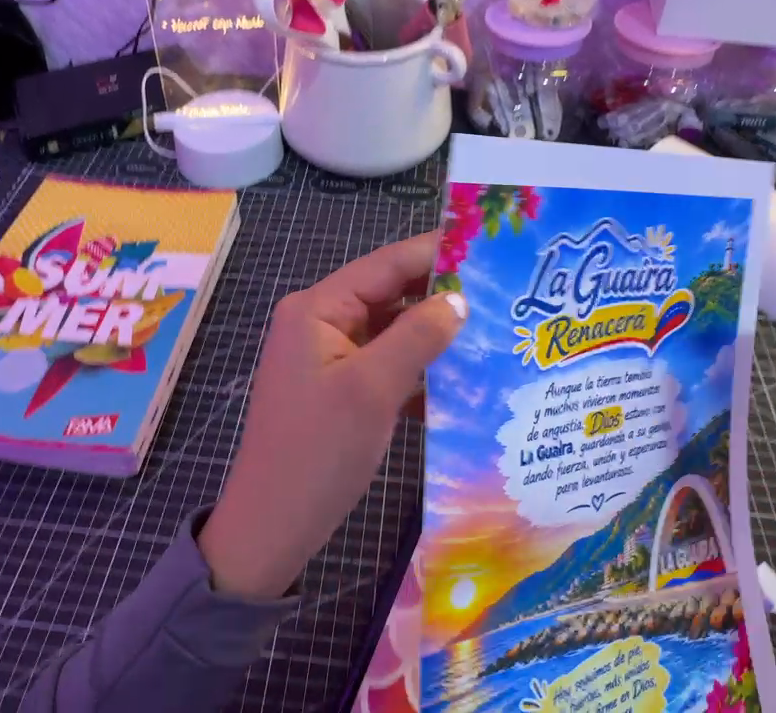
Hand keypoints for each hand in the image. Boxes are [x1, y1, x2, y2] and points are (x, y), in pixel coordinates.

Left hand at [199, 233, 465, 599]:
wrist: (272, 526)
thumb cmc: (318, 451)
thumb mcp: (373, 389)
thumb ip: (417, 336)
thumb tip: (459, 299)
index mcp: (318, 308)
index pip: (386, 264)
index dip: (437, 252)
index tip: (491, 247)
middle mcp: (320, 321)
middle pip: (390, 293)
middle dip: (441, 294)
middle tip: (503, 292)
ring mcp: (328, 355)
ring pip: (391, 328)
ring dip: (433, 333)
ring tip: (494, 329)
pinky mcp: (338, 387)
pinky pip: (385, 361)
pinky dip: (417, 366)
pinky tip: (461, 378)